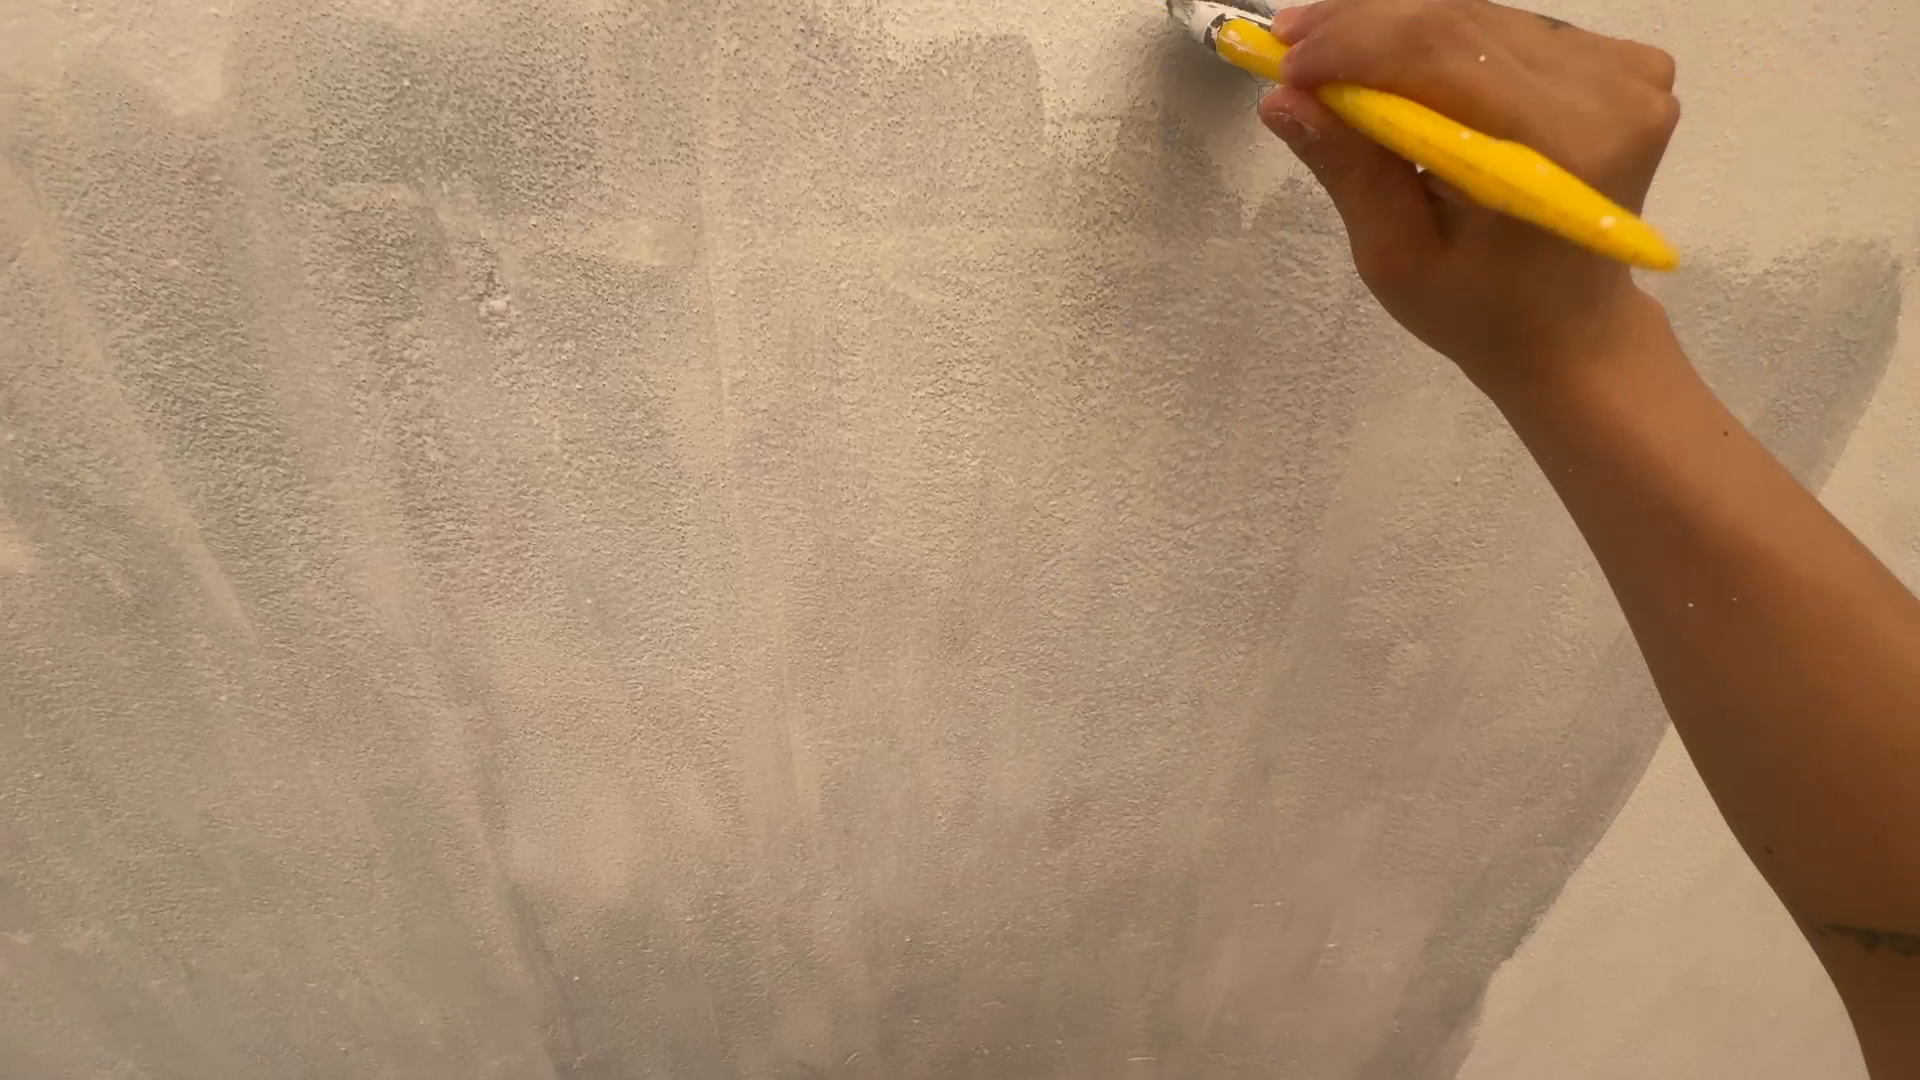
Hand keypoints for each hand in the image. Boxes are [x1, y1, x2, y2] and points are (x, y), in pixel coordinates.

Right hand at [1259, 0, 1680, 388]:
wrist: (1561, 326)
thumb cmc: (1469, 311)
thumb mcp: (1393, 255)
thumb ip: (1349, 168)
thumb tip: (1282, 102)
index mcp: (1554, 150)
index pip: (1442, 56)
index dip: (1353, 44)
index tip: (1279, 56)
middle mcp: (1609, 89)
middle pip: (1462, 24)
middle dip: (1363, 26)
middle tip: (1284, 39)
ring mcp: (1626, 69)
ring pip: (1480, 21)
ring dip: (1394, 29)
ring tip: (1320, 48)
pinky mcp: (1622, 64)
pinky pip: (1506, 36)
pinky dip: (1437, 44)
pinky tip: (1387, 60)